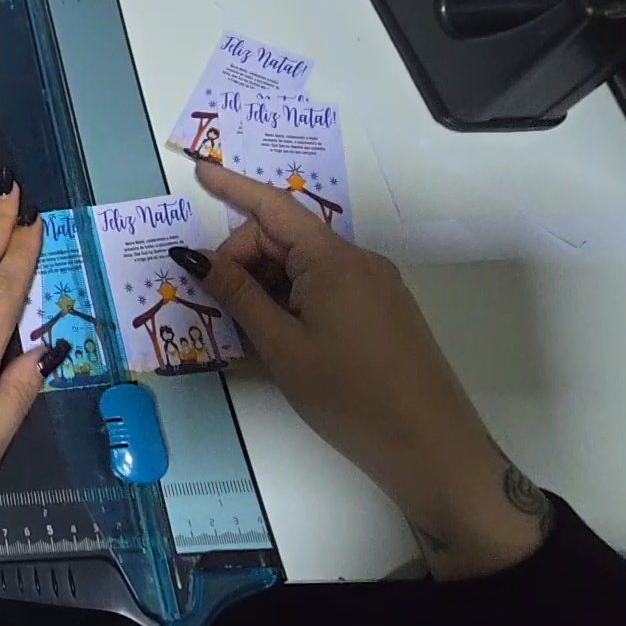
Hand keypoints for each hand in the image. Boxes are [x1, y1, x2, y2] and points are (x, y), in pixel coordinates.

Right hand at [175, 160, 550, 578]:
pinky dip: (287, 297)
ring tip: (246, 327)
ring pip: (298, 264)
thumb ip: (236, 292)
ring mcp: (372, 286)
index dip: (232, 188)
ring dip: (263, 283)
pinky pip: (319, 285)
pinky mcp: (378, 310)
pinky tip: (275, 332)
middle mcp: (357, 262)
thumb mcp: (279, 343)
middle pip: (281, 238)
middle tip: (217, 302)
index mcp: (334, 261)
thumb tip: (192, 255)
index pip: (272, 209)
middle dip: (241, 259)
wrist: (433, 453)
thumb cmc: (348, 394)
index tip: (198, 172)